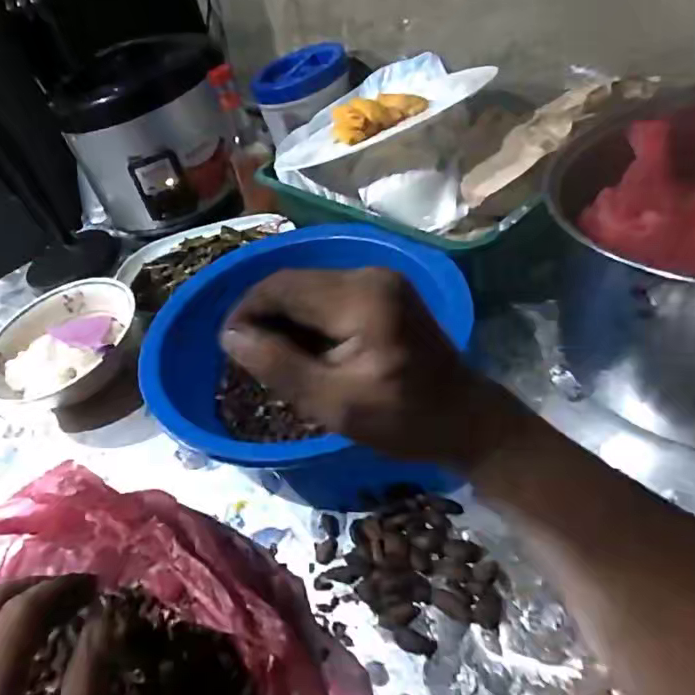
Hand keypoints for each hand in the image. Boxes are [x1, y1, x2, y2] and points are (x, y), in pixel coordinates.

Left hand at [0, 574, 109, 694]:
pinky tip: (31, 646)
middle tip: (83, 593)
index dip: (61, 587)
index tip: (98, 586)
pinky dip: (3, 627)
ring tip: (64, 611)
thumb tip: (105, 622)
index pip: (20, 611)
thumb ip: (87, 694)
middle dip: (41, 586)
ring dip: (21, 603)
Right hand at [220, 268, 526, 465]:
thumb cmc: (404, 420)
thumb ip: (278, 366)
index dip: (245, 310)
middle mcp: (369, 274)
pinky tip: (305, 348)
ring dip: (283, 317)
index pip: (281, 287)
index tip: (228, 345)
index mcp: (360, 298)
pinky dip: (307, 318)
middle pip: (293, 282)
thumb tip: (229, 335)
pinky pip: (327, 295)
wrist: (466, 418)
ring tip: (274, 356)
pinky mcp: (383, 290)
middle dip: (263, 315)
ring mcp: (379, 279)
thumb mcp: (334, 403)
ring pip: (307, 287)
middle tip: (248, 356)